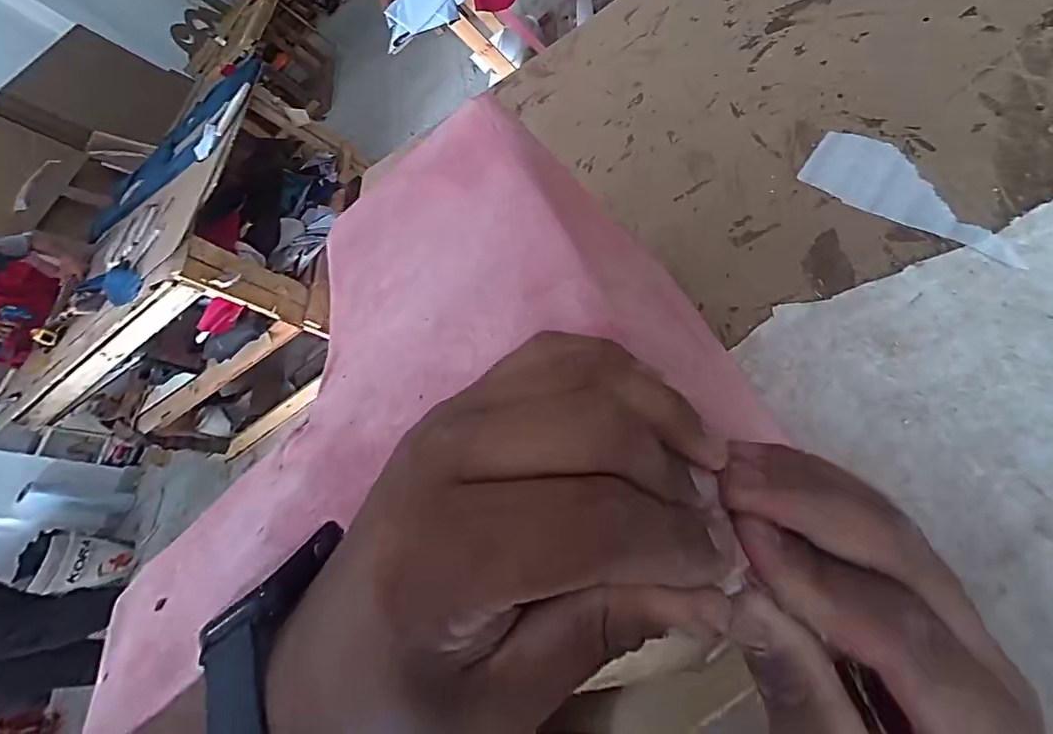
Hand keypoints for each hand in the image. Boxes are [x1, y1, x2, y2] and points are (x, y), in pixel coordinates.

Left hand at [262, 333, 741, 732]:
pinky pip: (562, 352)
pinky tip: (649, 410)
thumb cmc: (414, 693)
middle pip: (596, 431)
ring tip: (701, 453)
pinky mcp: (472, 391)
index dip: (672, 540)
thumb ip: (611, 625)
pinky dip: (620, 371)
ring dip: (660, 407)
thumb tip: (718, 581)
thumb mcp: (509, 699)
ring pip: (587, 373)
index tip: (723, 560)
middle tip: (713, 512)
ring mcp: (458, 410)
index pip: (590, 523)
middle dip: (673, 473)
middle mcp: (446, 458)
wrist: (329, 651)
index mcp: (442, 555)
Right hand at [721, 443, 1042, 733]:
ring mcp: (959, 615)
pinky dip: (824, 498)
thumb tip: (750, 601)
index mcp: (983, 714)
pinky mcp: (928, 599)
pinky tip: (781, 477)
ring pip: (890, 526)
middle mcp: (983, 647)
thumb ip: (806, 699)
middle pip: (900, 551)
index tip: (744, 530)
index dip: (815, 577)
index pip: (897, 626)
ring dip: (812, 486)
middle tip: (736, 474)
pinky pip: (878, 534)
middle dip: (811, 503)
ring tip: (747, 460)